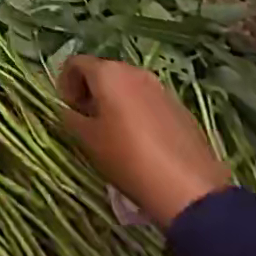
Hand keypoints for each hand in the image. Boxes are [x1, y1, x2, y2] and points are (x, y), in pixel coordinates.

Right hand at [58, 56, 231, 226]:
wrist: (191, 192)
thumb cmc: (128, 158)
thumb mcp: (87, 139)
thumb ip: (70, 117)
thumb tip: (69, 110)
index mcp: (108, 72)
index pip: (75, 63)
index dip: (64, 83)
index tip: (68, 109)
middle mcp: (135, 72)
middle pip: (103, 72)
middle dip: (90, 92)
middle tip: (87, 120)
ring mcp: (162, 90)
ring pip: (128, 87)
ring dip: (114, 102)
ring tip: (114, 133)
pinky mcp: (182, 109)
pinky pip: (149, 102)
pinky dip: (138, 113)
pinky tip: (141, 142)